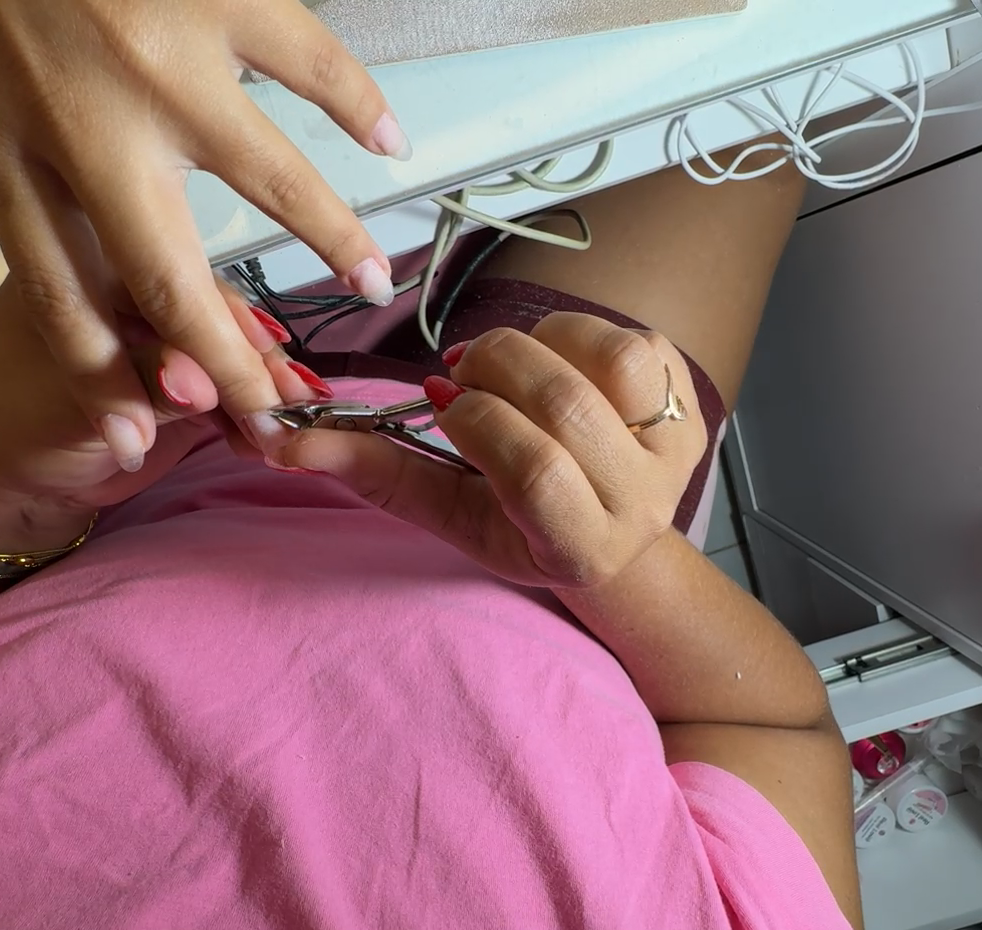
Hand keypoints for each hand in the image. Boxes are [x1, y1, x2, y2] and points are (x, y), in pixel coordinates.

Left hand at [0, 0, 405, 467]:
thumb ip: (41, 197)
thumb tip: (117, 302)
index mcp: (13, 145)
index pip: (73, 302)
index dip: (111, 386)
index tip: (150, 441)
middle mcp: (90, 118)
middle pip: (174, 281)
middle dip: (229, 367)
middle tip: (276, 411)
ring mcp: (161, 57)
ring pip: (271, 182)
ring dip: (333, 244)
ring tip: (374, 281)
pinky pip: (309, 61)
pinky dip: (358, 105)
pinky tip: (390, 140)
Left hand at [0, 278, 326, 553]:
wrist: (18, 484)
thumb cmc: (20, 431)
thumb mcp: (73, 403)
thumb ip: (142, 385)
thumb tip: (204, 379)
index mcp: (94, 276)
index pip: (174, 284)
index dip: (227, 323)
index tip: (266, 360)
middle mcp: (137, 300)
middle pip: (214, 319)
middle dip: (259, 360)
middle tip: (297, 398)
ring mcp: (166, 345)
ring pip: (230, 358)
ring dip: (263, 392)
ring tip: (291, 424)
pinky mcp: (187, 386)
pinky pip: (231, 393)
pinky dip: (252, 415)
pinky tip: (273, 435)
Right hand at [277, 314, 707, 588]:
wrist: (615, 538)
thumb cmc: (527, 532)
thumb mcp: (456, 519)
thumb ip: (385, 479)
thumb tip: (293, 442)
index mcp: (582, 544)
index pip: (537, 473)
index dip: (480, 424)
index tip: (447, 407)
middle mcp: (641, 498)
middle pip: (568, 407)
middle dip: (500, 369)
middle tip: (471, 377)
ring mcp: (674, 446)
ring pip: (613, 358)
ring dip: (544, 343)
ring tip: (517, 367)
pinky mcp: (688, 400)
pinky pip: (636, 338)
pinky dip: (581, 333)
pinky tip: (559, 361)